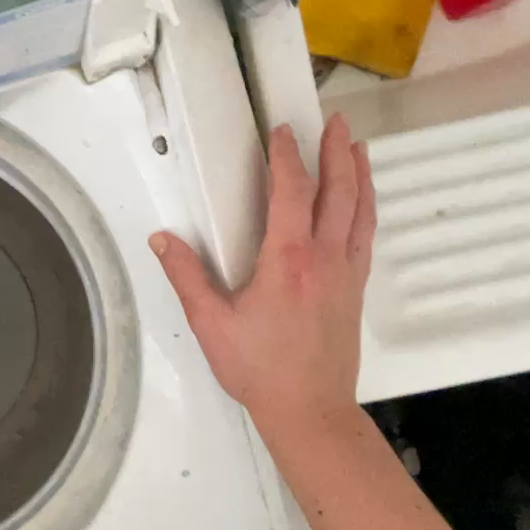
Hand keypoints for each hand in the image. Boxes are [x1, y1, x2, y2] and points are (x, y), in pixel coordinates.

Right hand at [150, 112, 375, 437]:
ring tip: (356, 146)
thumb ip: (187, 276)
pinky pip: (366, 235)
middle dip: (335, 152)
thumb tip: (163, 240)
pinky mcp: (354, 289)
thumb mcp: (210, 323)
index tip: (281, 132)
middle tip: (333, 121)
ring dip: (359, 174)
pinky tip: (363, 201)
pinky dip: (366, 207)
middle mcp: (324, 258)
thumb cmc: (257, 368)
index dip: (287, 157)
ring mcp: (346, 273)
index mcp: (287, 261)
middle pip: (337, 191)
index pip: (290, 193)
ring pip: (360, 210)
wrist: (309, 408)